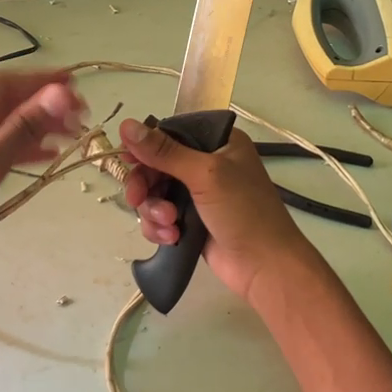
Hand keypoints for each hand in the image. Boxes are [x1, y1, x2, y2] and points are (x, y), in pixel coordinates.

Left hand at [0, 70, 83, 285]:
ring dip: (33, 129)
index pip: (1, 83)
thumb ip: (22, 127)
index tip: (80, 88)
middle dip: (41, 107)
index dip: (42, 83)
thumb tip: (60, 93)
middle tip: (82, 118)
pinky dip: (16, 150)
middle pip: (0, 103)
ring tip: (72, 136)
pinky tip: (44, 156)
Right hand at [120, 119, 320, 302]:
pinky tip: (171, 237)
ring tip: (169, 225)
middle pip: (157, 165)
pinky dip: (160, 227)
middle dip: (147, 185)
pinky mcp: (191, 221)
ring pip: (156, 193)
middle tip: (137, 199)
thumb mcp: (205, 175)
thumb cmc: (243, 211)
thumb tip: (126, 125)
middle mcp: (207, 163)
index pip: (171, 134)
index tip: (128, 161)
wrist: (265, 266)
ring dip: (154, 209)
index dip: (146, 147)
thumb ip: (164, 152)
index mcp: (217, 142)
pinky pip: (161, 217)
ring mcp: (198, 194)